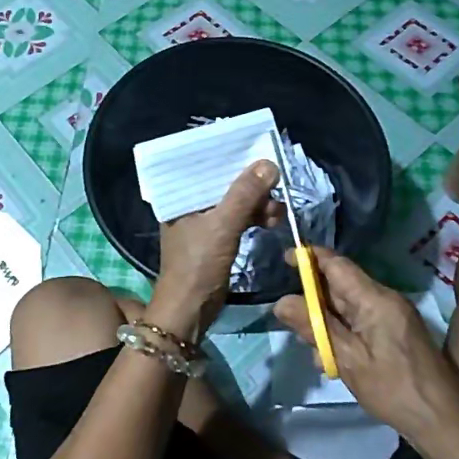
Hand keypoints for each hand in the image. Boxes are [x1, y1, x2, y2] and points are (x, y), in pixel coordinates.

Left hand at [150, 160, 282, 334]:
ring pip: (234, 200)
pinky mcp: (215, 237)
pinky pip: (238, 217)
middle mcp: (189, 203)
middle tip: (276, 185)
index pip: (205, 164)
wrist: (189, 310)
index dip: (232, 155)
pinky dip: (254, 217)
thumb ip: (245, 195)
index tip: (259, 147)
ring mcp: (202, 221)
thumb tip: (269, 164)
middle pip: (224, 182)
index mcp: (180, 195)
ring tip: (278, 211)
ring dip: (257, 202)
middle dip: (251, 183)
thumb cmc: (198, 264)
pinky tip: (271, 221)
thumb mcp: (223, 225)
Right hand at [273, 249, 458, 444]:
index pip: (337, 264)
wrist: (441, 418)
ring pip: (349, 305)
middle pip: (342, 284)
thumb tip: (281, 301)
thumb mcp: (347, 360)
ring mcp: (393, 314)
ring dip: (327, 321)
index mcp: (375, 298)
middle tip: (292, 322)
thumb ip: (315, 327)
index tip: (284, 260)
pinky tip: (334, 359)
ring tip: (314, 349)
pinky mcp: (396, 330)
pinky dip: (343, 332)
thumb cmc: (393, 388)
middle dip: (314, 299)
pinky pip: (362, 319)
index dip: (310, 258)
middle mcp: (386, 298)